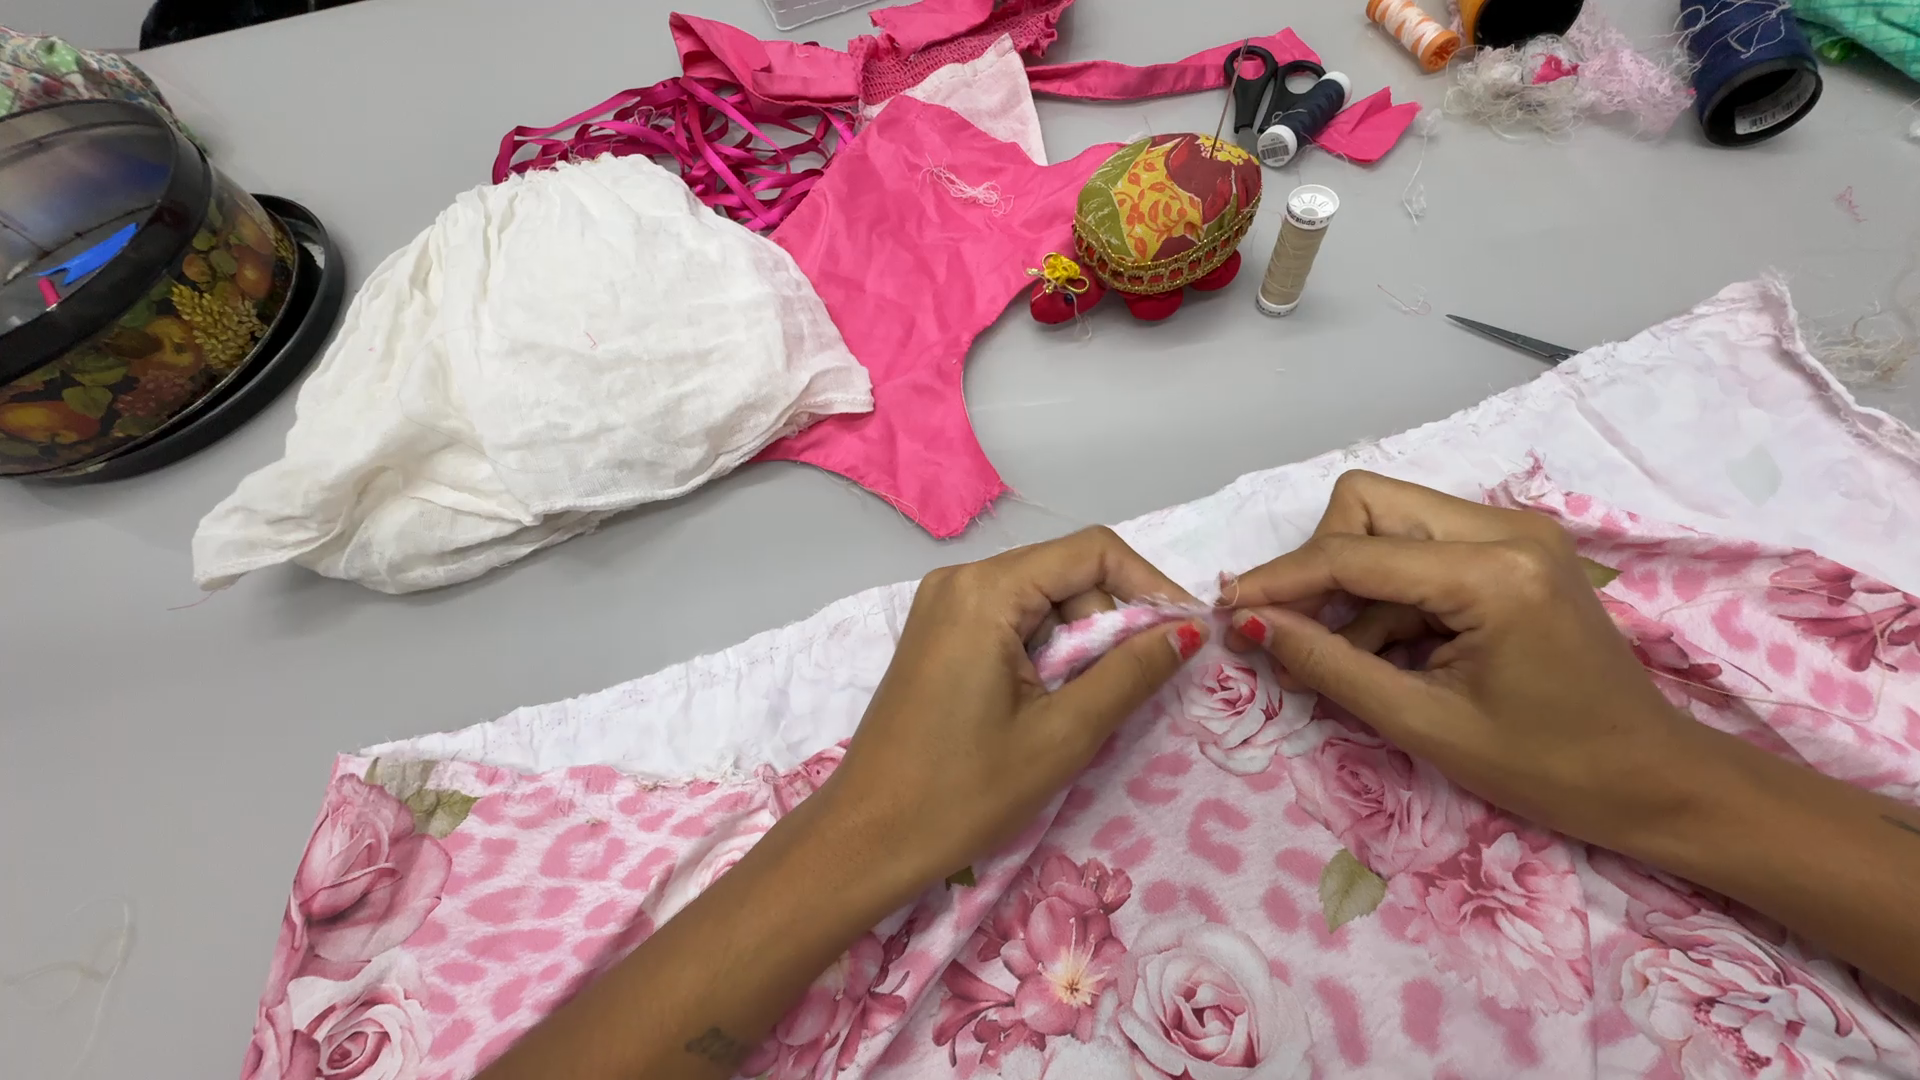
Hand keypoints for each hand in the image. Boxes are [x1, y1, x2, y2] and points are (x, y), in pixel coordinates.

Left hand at [817, 526, 1206, 901]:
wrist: (868, 837)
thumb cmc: (964, 792)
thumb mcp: (1062, 735)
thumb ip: (1131, 673)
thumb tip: (1186, 631)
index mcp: (986, 590)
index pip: (1092, 551)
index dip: (1150, 585)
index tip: (1187, 632)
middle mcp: (960, 579)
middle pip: (1065, 573)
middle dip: (1108, 623)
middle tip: (1122, 689)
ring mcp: (943, 603)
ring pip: (1040, 598)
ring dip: (1076, 642)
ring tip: (1073, 707)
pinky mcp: (937, 631)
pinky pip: (1010, 618)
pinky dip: (1043, 649)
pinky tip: (1042, 699)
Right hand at [1220, 471, 1691, 851]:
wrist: (1659, 784)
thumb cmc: (1548, 768)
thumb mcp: (1421, 722)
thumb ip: (1327, 664)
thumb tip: (1249, 624)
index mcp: (1494, 571)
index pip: (1351, 553)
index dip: (1278, 581)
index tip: (1228, 609)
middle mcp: (1504, 528)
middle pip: (1365, 504)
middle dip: (1316, 566)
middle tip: (1293, 629)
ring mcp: (1510, 534)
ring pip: (1383, 524)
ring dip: (1346, 588)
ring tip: (1332, 657)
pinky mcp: (1507, 551)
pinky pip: (1412, 552)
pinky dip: (1379, 599)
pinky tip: (1376, 652)